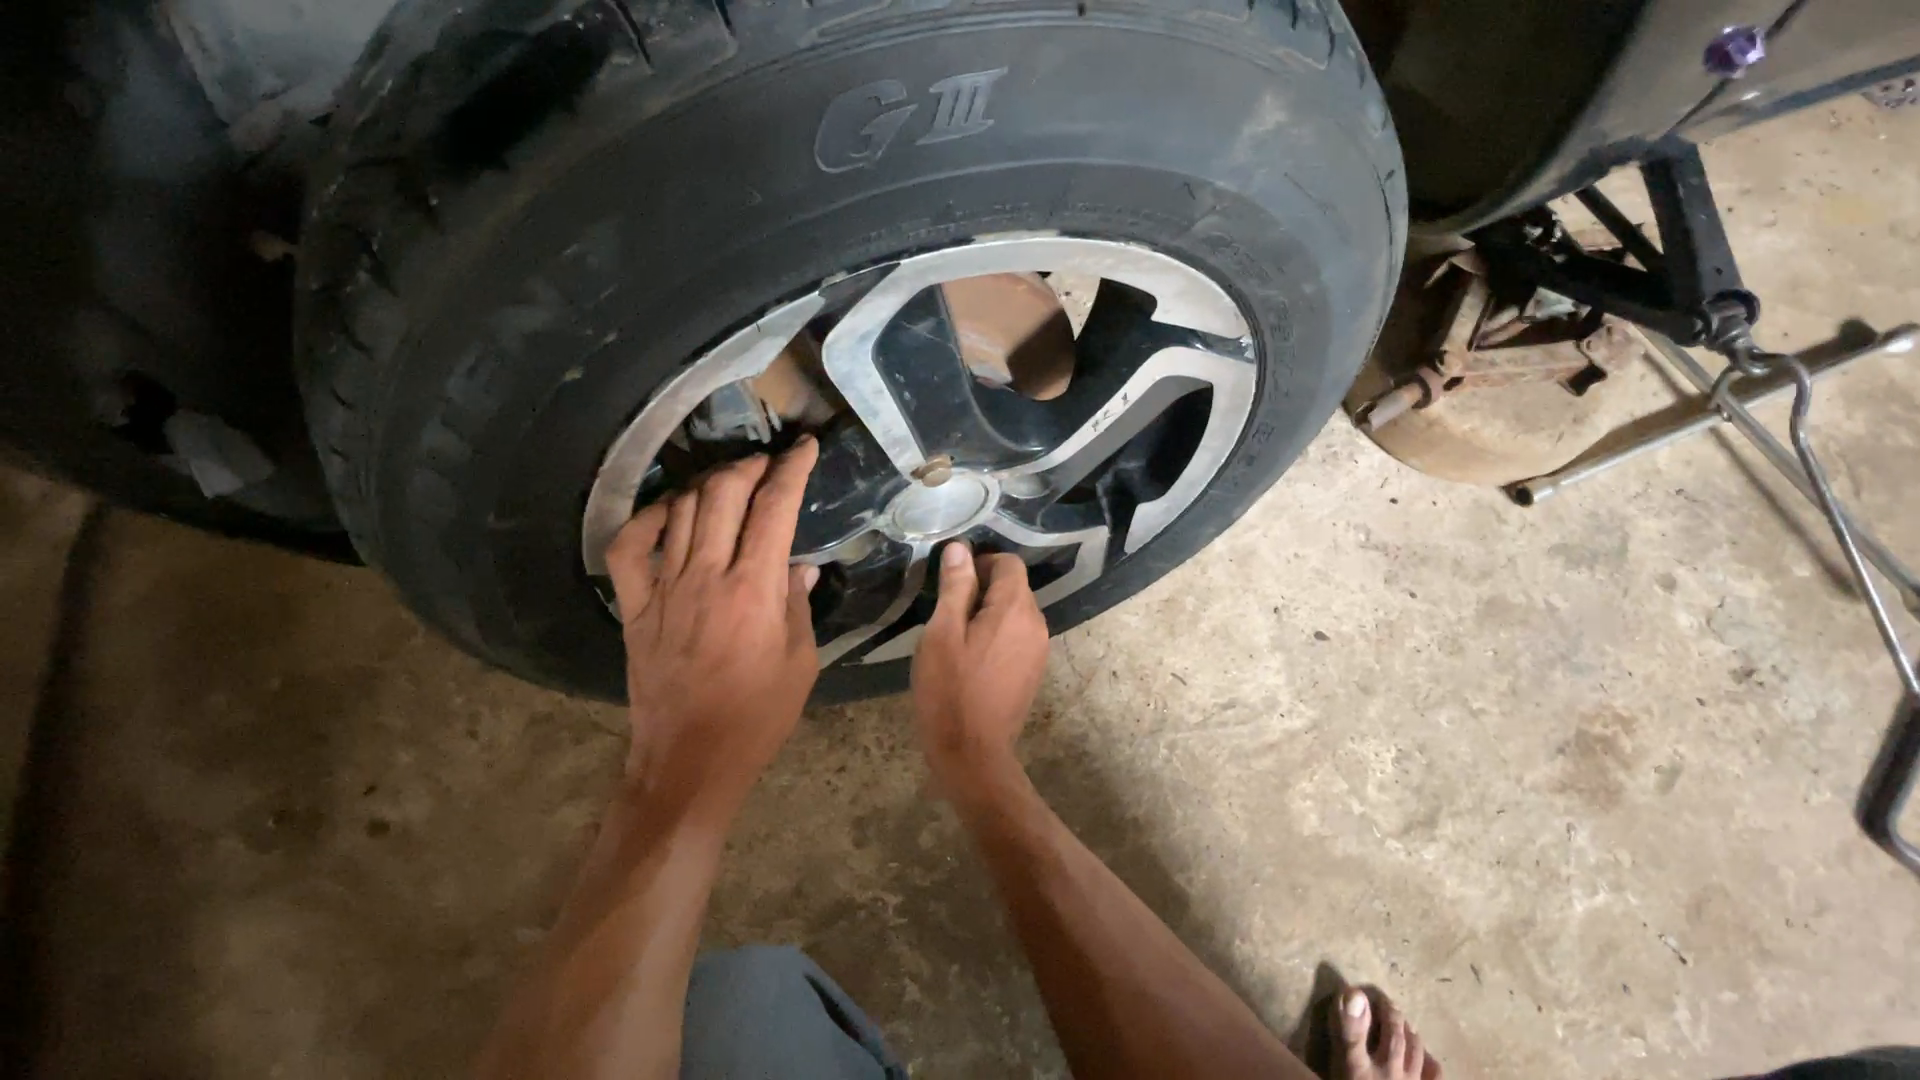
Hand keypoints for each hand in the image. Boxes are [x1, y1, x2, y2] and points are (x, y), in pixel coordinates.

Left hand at [604, 437, 820, 813]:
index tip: (805, 448)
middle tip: (767, 463)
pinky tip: (668, 513)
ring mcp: (664, 589)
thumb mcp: (800, 662)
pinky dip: (646, 519)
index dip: (792, 470)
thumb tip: (798, 566)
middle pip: (723, 495)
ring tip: (729, 481)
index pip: (775, 509)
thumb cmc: (758, 716)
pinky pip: (628, 549)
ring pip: (680, 511)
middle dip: (749, 466)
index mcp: (754, 590)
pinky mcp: (635, 608)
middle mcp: (706, 576)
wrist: (690, 759)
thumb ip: (797, 605)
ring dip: (707, 484)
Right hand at [911, 541, 1049, 787]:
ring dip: (989, 614)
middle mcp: (1037, 624)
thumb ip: (955, 587)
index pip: (1009, 563)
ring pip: (1016, 613)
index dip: (980, 564)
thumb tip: (960, 548)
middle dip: (983, 590)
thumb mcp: (942, 633)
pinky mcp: (1034, 671)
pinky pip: (1017, 636)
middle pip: (1014, 587)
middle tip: (948, 614)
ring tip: (957, 639)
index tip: (951, 584)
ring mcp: (1039, 650)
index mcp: (1016, 609)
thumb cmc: (950, 690)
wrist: (972, 753)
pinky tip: (972, 659)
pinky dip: (997, 635)